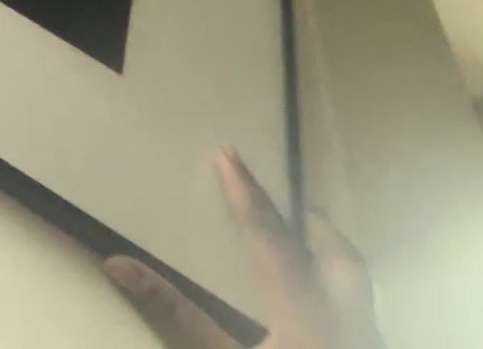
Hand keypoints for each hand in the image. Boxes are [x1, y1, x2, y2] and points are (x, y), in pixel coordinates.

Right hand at [104, 148, 383, 348]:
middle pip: (343, 264)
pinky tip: (326, 318)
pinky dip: (344, 302)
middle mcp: (350, 328)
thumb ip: (176, 317)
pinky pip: (364, 324)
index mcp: (308, 315)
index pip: (270, 238)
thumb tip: (118, 263)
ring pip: (363, 297)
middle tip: (297, 203)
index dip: (246, 195)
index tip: (229, 155)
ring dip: (336, 265)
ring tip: (313, 250)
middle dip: (316, 228)